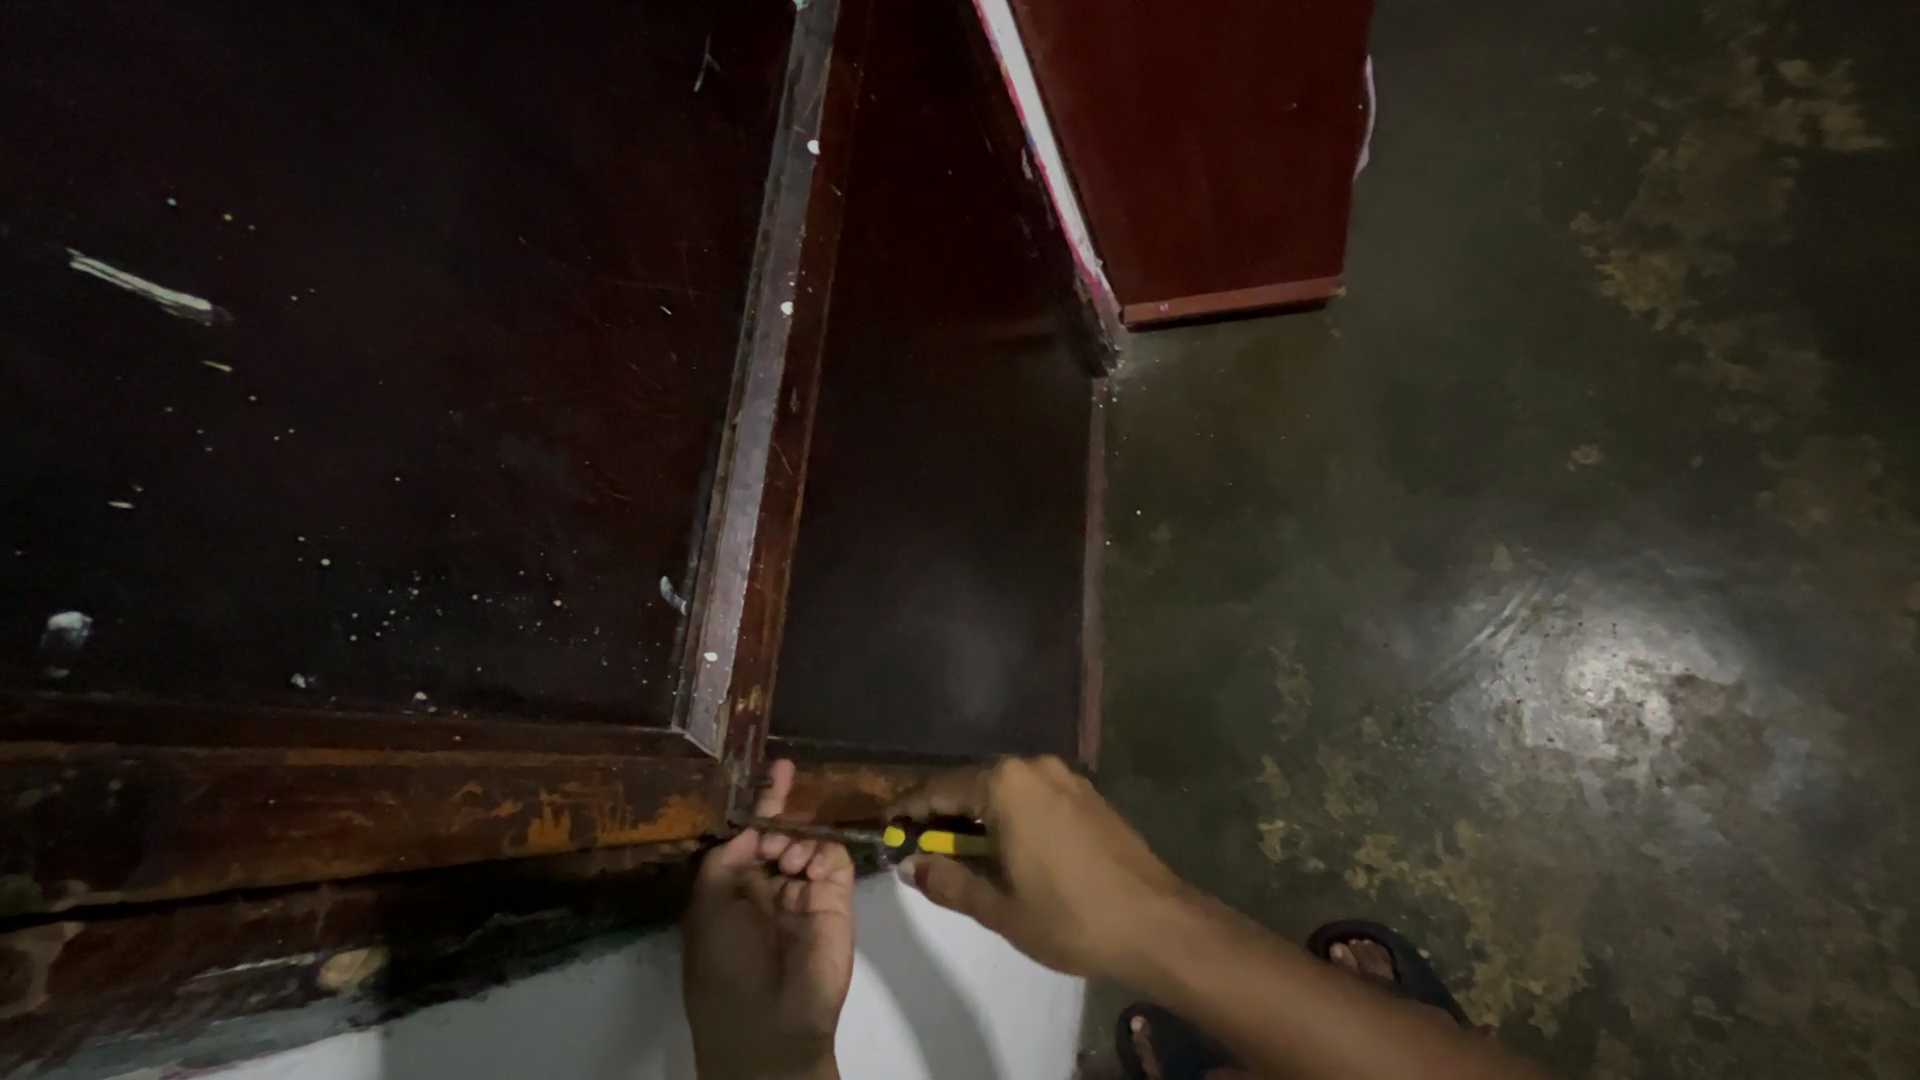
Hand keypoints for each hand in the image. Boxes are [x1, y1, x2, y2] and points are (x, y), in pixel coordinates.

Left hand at [682, 760, 853, 1079]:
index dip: (758, 806)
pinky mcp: (836, 900)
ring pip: (807, 840)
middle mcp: (771, 887)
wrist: (769, 1026)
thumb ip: (724, 861)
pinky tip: (802, 865)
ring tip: (783, 855)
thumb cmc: (724, 969)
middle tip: (781, 777)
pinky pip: (832, 859)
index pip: (750, 838)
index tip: (770, 771)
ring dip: (793, 835)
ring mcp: (805, 892)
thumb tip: (750, 828)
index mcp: (736, 892)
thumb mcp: (706, 911)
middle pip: (781, 832)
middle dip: (780, 806)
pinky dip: (819, 851)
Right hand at [889, 755, 1189, 979]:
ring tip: (961, 851)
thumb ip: (949, 881)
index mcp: (1006, 784)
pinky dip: (1010, 814)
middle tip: (920, 844)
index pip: (940, 788)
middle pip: (972, 783)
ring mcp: (1065, 777)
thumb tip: (911, 865)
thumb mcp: (999, 908)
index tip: (887, 827)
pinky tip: (1007, 846)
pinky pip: (1033, 795)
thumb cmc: (1070, 917)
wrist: (1157, 923)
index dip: (909, 810)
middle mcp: (1033, 767)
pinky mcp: (1087, 793)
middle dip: (944, 812)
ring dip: (978, 814)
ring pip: (1004, 788)